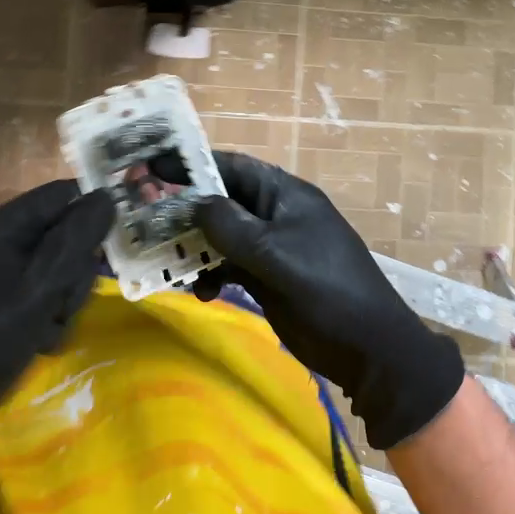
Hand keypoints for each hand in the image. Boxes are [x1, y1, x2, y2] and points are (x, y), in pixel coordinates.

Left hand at [0, 179, 113, 513]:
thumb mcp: (40, 287)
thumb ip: (75, 239)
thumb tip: (107, 197)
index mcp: (3, 224)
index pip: (64, 194)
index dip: (91, 215)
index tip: (109, 246)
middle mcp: (2, 237)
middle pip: (65, 231)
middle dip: (75, 269)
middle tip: (65, 302)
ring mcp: (2, 267)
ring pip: (60, 265)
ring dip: (65, 296)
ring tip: (51, 326)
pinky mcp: (5, 294)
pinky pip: (45, 289)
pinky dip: (51, 312)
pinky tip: (41, 338)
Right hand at [167, 151, 464, 449]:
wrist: (368, 348)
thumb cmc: (327, 288)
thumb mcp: (276, 254)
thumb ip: (231, 227)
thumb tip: (195, 203)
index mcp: (284, 195)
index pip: (233, 167)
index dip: (193, 165)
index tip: (152, 165)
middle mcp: (275, 215)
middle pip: (222, 202)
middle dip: (187, 210)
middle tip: (146, 219)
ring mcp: (271, 248)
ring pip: (222, 237)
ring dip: (195, 249)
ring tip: (169, 264)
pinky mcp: (267, 278)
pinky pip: (230, 266)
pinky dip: (212, 275)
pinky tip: (202, 293)